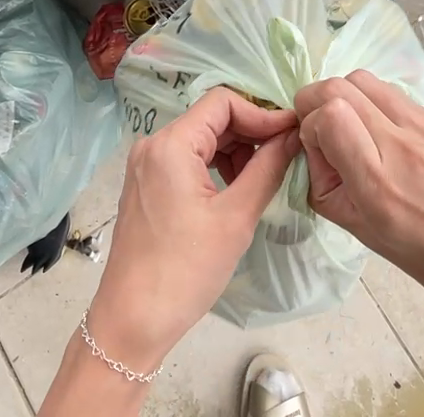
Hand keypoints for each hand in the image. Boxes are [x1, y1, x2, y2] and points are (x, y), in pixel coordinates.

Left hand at [90, 88, 300, 368]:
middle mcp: (153, 144)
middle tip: (285, 154)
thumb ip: (267, 168)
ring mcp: (146, 165)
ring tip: (263, 176)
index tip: (291, 132)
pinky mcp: (146, 184)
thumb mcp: (236, 218)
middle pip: (210, 117)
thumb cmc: (185, 270)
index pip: (223, 102)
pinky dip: (215, 166)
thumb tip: (292, 136)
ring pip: (200, 138)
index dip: (261, 112)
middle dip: (250, 131)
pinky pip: (187, 159)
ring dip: (235, 150)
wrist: (131, 321)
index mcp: (171, 144)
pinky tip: (237, 188)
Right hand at [295, 71, 423, 332]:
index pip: (328, 113)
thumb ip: (329, 192)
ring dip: (344, 97)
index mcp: (378, 183)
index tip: (318, 153)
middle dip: (316, 103)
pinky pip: (392, 94)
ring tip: (352, 131)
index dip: (310, 127)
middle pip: (339, 86)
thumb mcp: (370, 238)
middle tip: (323, 134)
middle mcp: (400, 144)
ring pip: (364, 79)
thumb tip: (315, 155)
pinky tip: (384, 137)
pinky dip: (373, 103)